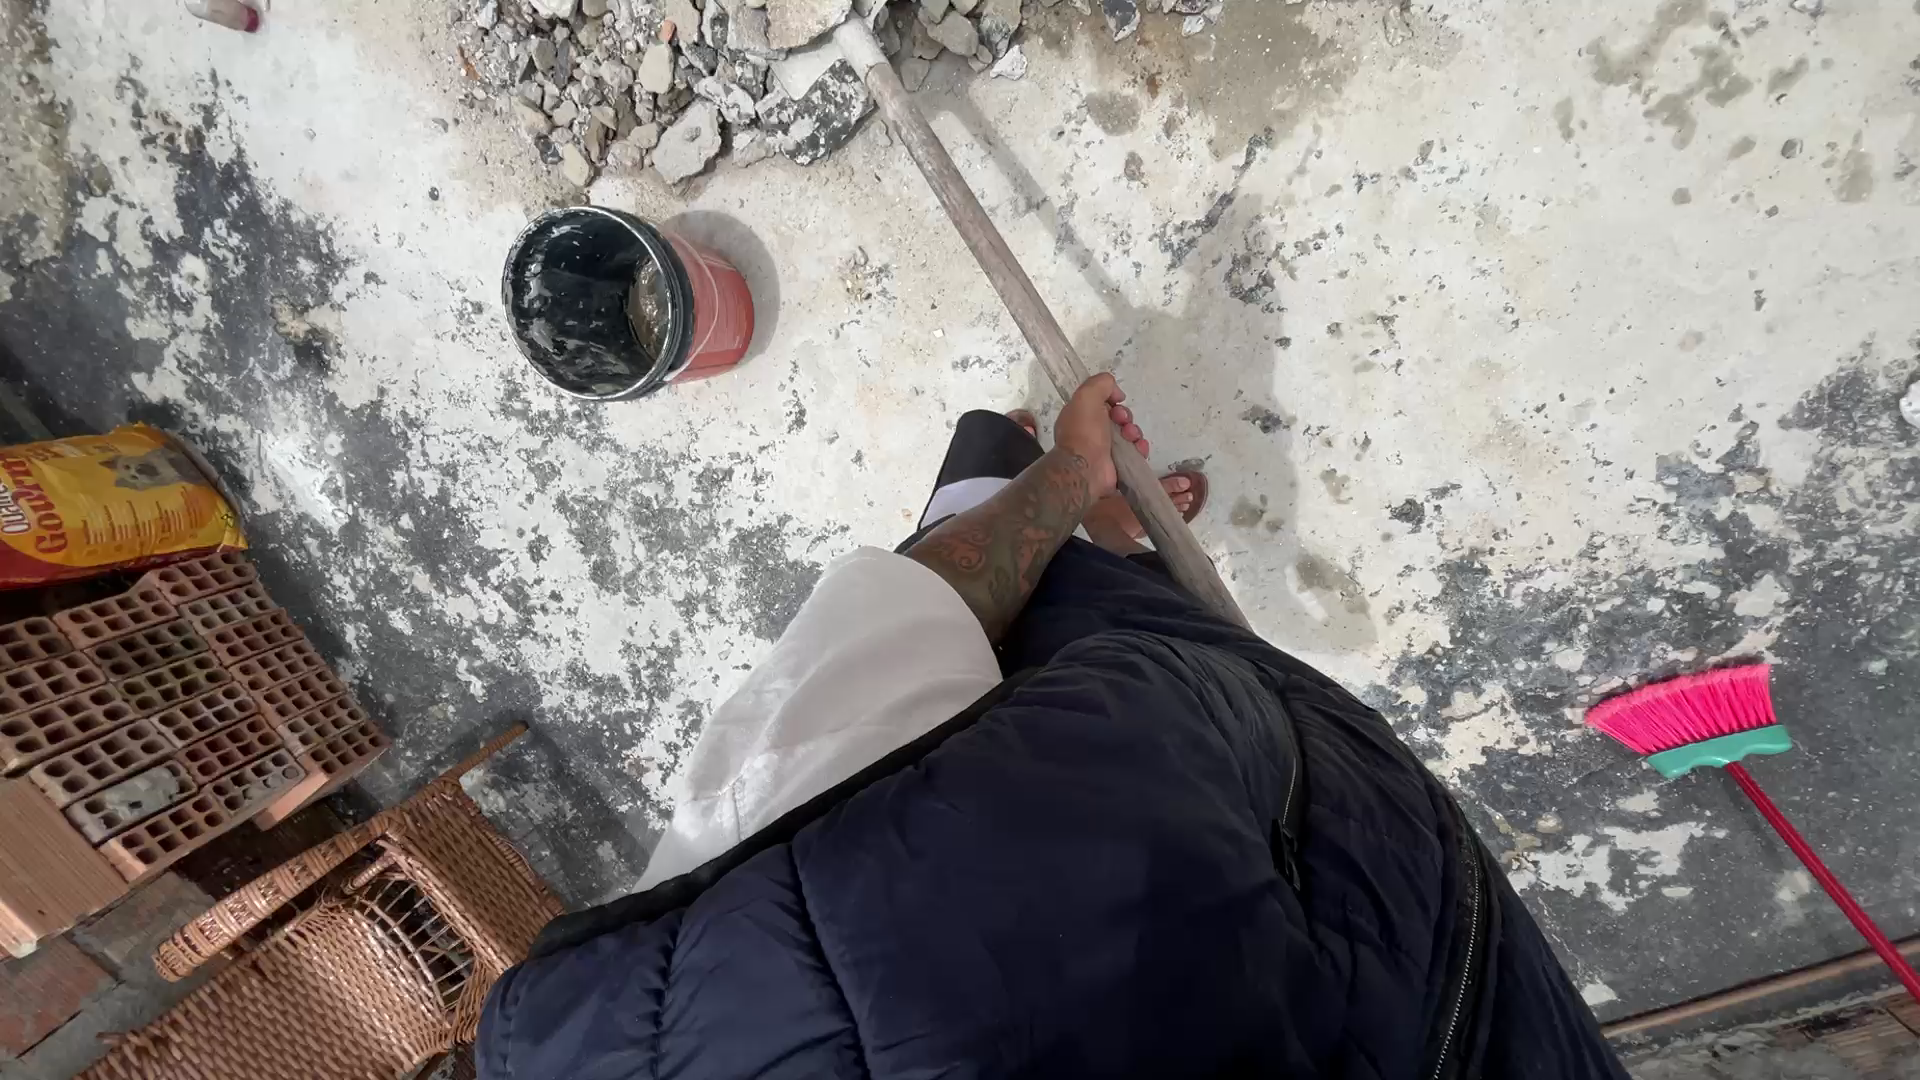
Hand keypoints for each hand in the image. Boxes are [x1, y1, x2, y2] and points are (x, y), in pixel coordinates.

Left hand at [1053, 373, 1147, 498]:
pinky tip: (1139, 449)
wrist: (1086, 469)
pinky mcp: (1118, 466)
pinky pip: (1135, 453)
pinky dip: (1140, 449)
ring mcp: (1105, 451)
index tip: (1116, 403)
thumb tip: (1116, 393)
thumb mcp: (1086, 396)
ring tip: (1130, 438)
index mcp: (1081, 417)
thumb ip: (1100, 383)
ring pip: (1129, 435)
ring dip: (1135, 433)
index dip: (1113, 401)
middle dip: (1126, 417)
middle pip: (1118, 419)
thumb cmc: (1084, 431)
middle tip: (1123, 423)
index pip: (1102, 404)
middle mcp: (1091, 433)